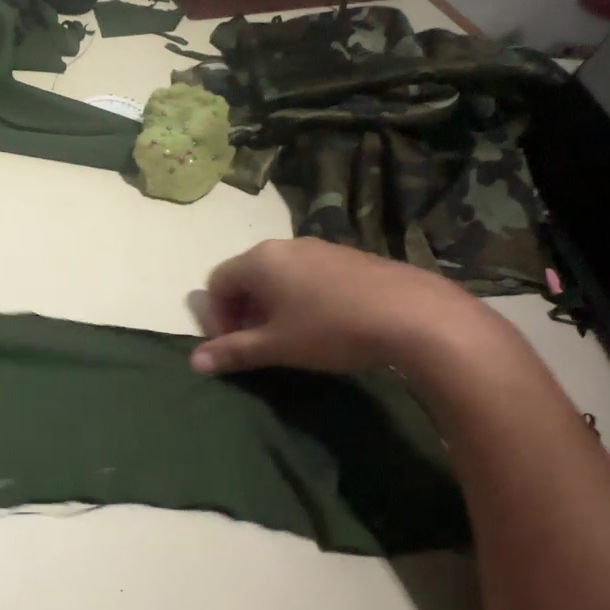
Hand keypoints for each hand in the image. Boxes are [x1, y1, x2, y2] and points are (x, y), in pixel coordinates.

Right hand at [189, 238, 504, 376]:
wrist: (415, 316)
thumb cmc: (331, 329)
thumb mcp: (276, 346)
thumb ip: (233, 351)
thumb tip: (194, 362)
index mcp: (259, 261)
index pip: (217, 283)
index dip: (217, 317)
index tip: (233, 345)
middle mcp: (285, 246)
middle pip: (247, 275)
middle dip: (244, 310)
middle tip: (258, 342)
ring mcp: (320, 248)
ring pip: (280, 275)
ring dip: (274, 304)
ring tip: (292, 336)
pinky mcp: (350, 256)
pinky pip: (309, 274)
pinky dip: (303, 297)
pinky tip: (326, 324)